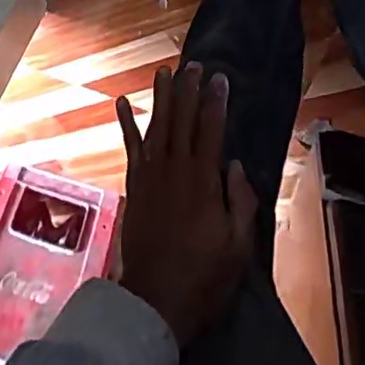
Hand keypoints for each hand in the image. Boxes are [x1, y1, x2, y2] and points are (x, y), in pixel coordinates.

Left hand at [112, 62, 258, 346]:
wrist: (154, 300)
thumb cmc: (204, 276)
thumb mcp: (238, 246)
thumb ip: (240, 201)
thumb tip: (233, 164)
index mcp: (203, 181)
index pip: (211, 130)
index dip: (215, 101)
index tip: (220, 77)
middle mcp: (174, 169)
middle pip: (182, 119)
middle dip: (188, 89)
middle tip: (194, 65)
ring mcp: (151, 175)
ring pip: (157, 126)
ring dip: (162, 97)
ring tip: (164, 70)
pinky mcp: (135, 184)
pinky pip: (131, 146)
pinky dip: (127, 122)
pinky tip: (124, 102)